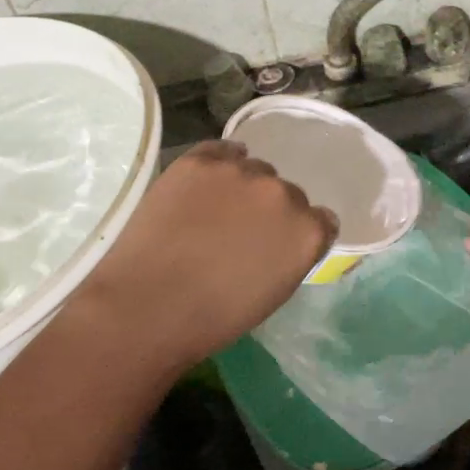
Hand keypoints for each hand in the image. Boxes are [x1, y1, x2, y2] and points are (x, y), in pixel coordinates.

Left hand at [82, 140, 336, 366]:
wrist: (148, 305)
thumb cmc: (214, 317)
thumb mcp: (274, 293)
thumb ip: (291, 256)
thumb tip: (282, 239)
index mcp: (307, 232)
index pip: (322, 219)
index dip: (298, 233)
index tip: (277, 247)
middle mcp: (283, 194)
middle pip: (287, 193)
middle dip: (269, 211)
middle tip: (239, 233)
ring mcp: (240, 172)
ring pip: (254, 169)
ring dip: (242, 187)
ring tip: (213, 212)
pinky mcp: (199, 160)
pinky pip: (221, 152)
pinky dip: (218, 164)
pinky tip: (204, 184)